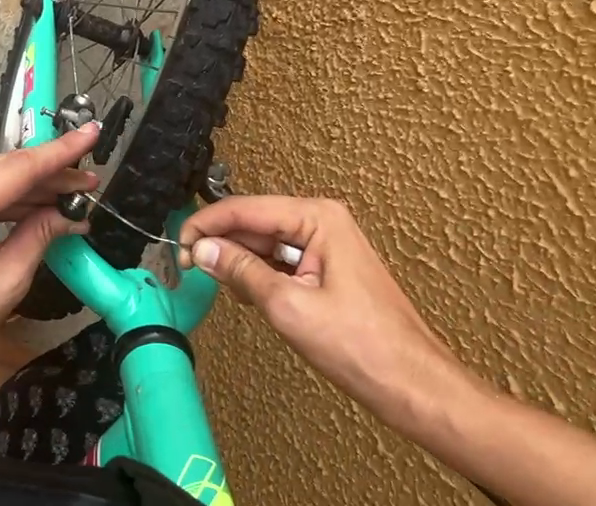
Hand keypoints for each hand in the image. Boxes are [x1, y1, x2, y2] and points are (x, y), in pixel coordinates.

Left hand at [0, 125, 100, 395]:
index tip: (91, 134)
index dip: (59, 152)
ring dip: (36, 183)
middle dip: (52, 170)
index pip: (17, 169)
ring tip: (76, 192)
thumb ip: (40, 235)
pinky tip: (44, 202)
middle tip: (91, 178)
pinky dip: (14, 194)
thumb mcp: (7, 282)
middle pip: (7, 167)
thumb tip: (73, 211)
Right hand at [179, 195, 469, 428]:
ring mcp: (326, 245)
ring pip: (264, 242)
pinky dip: (258, 275)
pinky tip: (247, 293)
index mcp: (318, 218)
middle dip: (221, 243)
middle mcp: (323, 222)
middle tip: (190, 264)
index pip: (246, 208)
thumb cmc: (367, 348)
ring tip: (218, 281)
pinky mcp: (326, 268)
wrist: (414, 387)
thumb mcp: (288, 306)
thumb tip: (203, 249)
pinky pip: (279, 260)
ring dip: (238, 261)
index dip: (207, 224)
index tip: (180, 243)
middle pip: (253, 222)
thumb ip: (240, 271)